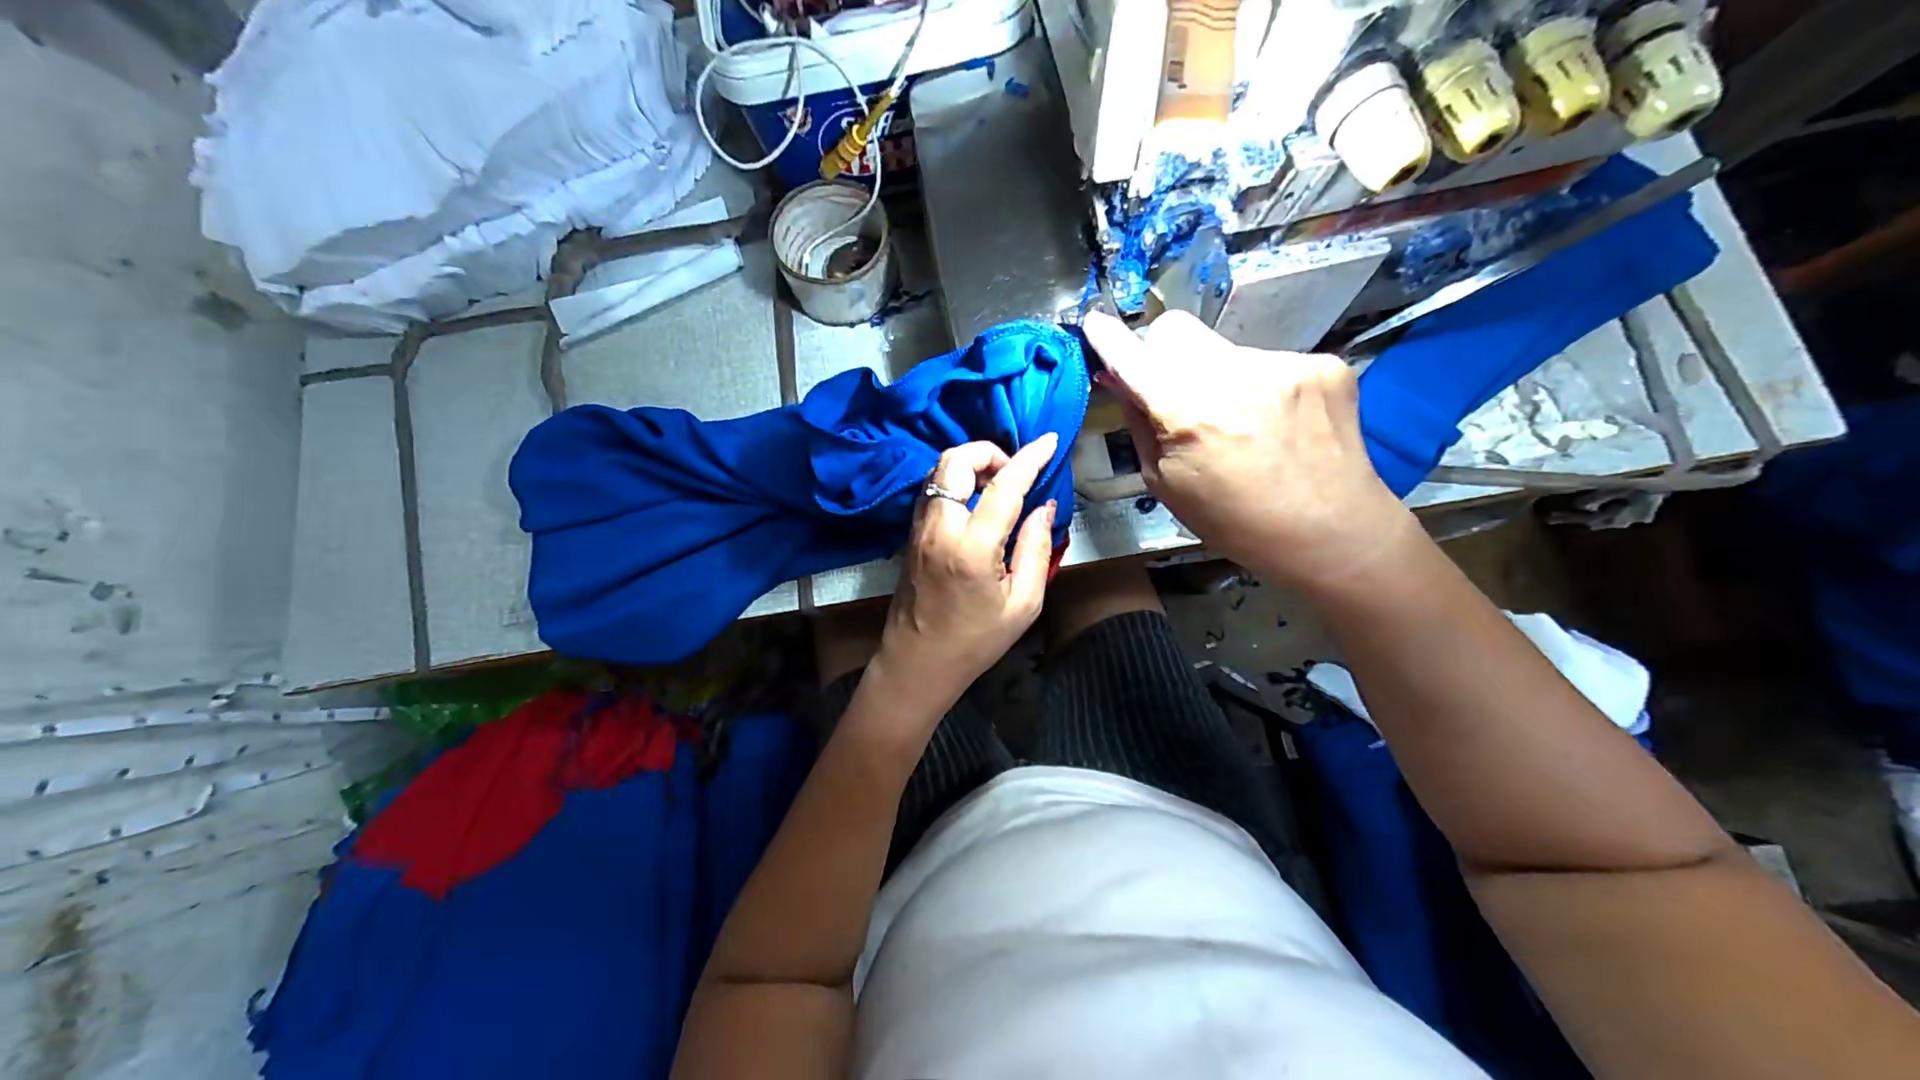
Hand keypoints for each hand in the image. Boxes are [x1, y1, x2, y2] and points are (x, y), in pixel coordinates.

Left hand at [871, 435, 1058, 711]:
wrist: (917, 662)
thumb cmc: (975, 641)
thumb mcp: (1023, 604)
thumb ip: (1035, 549)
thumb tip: (1043, 507)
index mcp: (972, 548)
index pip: (1003, 486)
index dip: (1030, 459)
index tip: (1050, 442)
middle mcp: (939, 529)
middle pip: (955, 461)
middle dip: (988, 452)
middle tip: (1013, 472)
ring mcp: (919, 529)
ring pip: (938, 471)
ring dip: (970, 465)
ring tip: (997, 487)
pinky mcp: (910, 535)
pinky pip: (931, 491)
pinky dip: (954, 482)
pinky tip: (975, 502)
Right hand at [1081, 310, 1414, 591]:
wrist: (1331, 532)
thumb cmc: (1236, 522)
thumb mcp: (1166, 484)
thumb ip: (1141, 424)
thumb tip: (1121, 382)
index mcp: (1188, 413)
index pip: (1133, 356)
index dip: (1107, 338)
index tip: (1094, 323)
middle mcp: (1234, 375)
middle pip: (1175, 330)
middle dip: (1162, 355)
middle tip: (1174, 393)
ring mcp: (1282, 364)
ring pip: (1223, 348)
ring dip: (1215, 375)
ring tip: (1239, 424)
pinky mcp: (1320, 364)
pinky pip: (1266, 360)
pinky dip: (1258, 385)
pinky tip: (1274, 423)